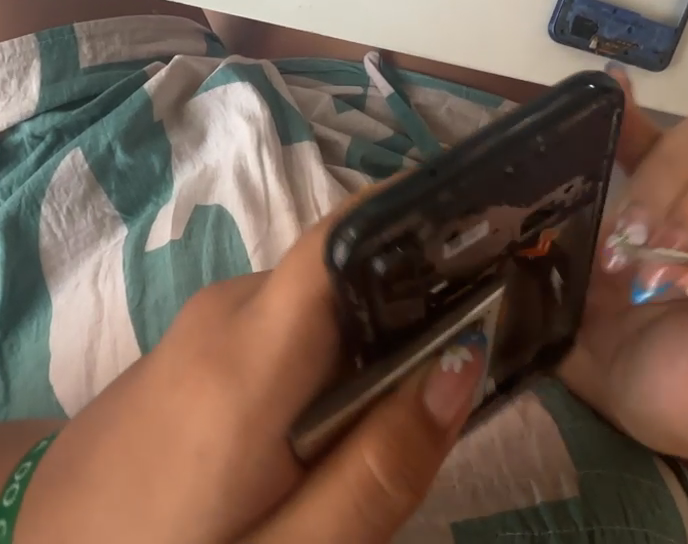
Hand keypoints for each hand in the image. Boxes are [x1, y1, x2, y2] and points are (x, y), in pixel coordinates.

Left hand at [17, 203, 484, 542]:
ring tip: (399, 416)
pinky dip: (325, 357)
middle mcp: (231, 307)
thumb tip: (462, 366)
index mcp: (253, 351)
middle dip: (412, 308)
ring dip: (368, 344)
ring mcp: (208, 317)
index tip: (488, 239)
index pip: (344, 235)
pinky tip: (326, 428)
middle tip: (469, 369)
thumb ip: (376, 468)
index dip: (419, 219)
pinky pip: (286, 324)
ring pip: (320, 306)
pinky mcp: (199, 337)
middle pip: (346, 275)